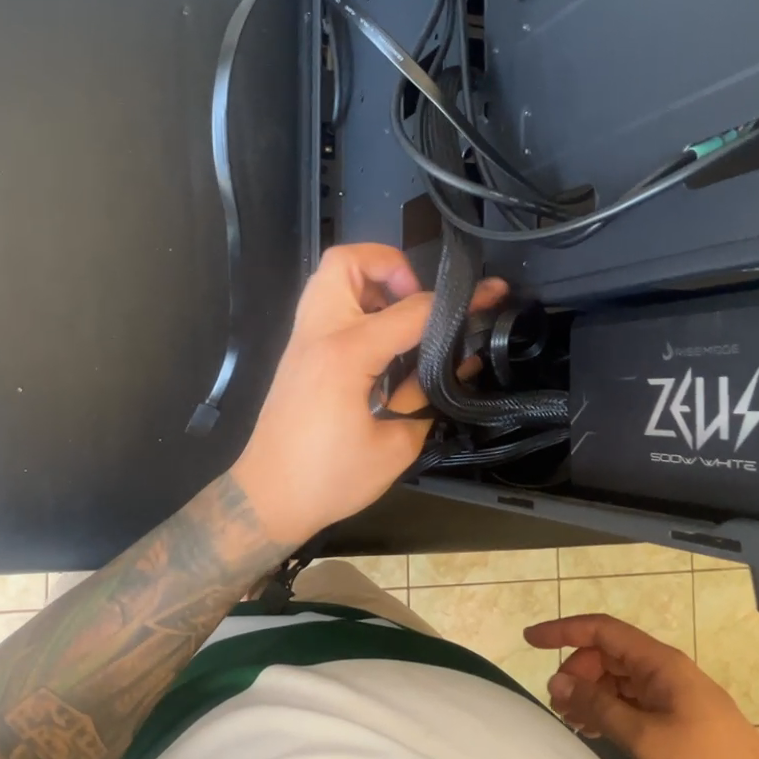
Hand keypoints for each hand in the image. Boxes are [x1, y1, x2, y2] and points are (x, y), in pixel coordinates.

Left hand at [231, 244, 504, 543]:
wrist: (267, 497)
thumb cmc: (329, 479)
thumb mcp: (394, 445)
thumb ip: (426, 395)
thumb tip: (459, 361)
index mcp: (344, 352)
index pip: (411, 309)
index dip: (457, 302)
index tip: (490, 295)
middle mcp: (317, 333)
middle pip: (345, 261)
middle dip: (390, 266)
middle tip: (417, 301)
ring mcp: (301, 340)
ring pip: (329, 278)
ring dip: (370, 284)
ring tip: (404, 320)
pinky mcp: (297, 354)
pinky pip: (325, 307)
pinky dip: (355, 306)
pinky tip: (382, 344)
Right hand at [524, 614, 758, 758]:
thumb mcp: (644, 739)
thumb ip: (598, 706)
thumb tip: (558, 680)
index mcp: (661, 664)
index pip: (602, 630)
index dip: (563, 631)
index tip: (529, 640)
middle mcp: (667, 672)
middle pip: (608, 655)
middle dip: (576, 672)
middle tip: (557, 705)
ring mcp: (676, 696)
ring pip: (619, 680)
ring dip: (591, 695)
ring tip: (572, 722)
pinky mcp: (681, 720)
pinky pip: (634, 703)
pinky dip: (610, 711)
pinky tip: (597, 732)